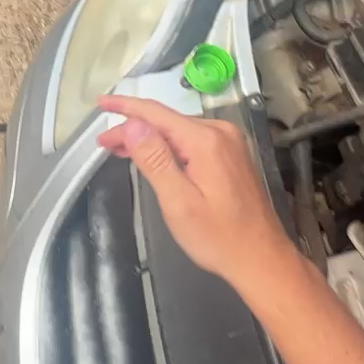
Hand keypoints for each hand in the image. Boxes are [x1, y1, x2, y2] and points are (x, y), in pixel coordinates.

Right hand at [97, 96, 301, 292]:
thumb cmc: (218, 237)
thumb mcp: (178, 202)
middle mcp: (220, 132)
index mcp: (206, 140)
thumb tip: (133, 125)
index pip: (156, 114)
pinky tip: (155, 155)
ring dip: (150, 137)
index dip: (125, 106)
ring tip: (121, 149)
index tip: (101, 104)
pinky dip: (169, 144)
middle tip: (104, 144)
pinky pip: (193, 140)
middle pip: (167, 121)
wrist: (262, 259)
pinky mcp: (233, 154)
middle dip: (133, 128)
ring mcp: (230, 142)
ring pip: (179, 130)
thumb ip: (155, 160)